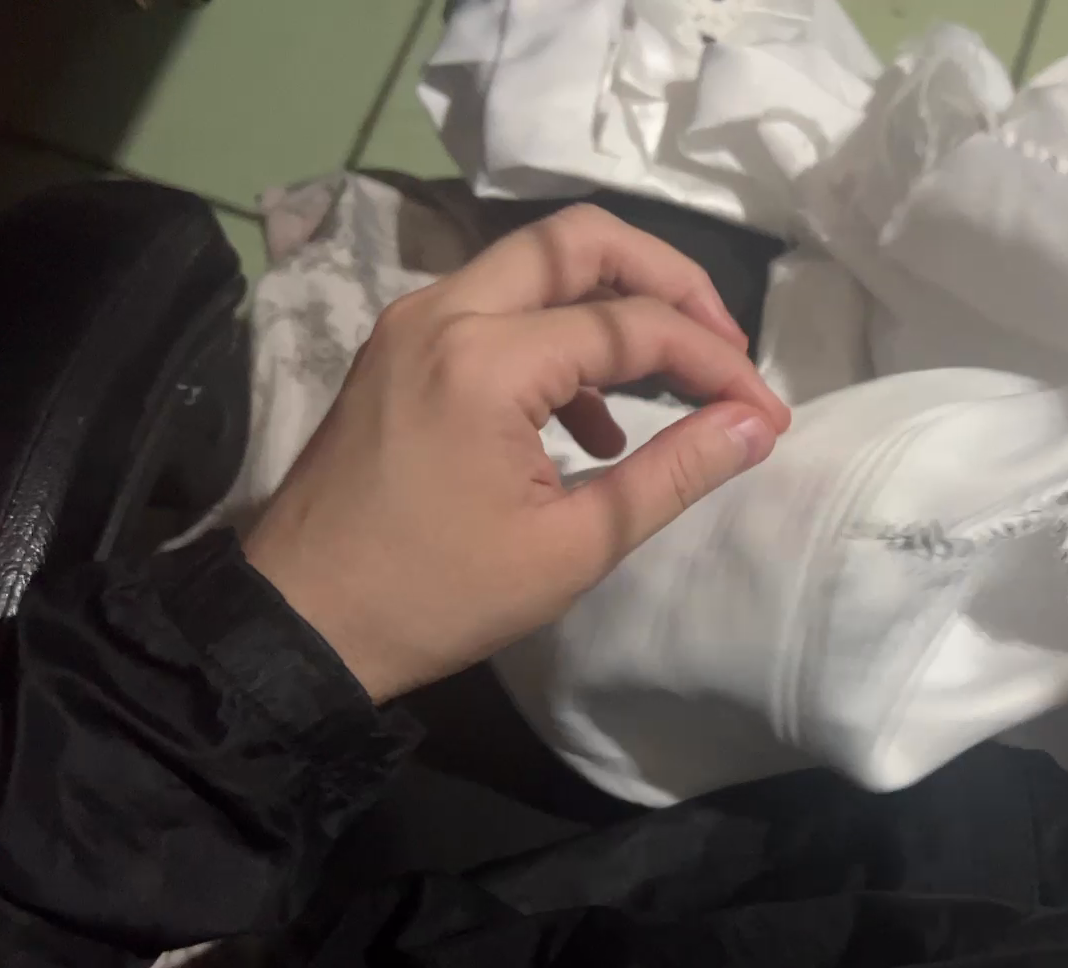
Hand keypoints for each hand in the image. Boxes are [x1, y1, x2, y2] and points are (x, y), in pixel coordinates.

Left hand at [242, 205, 791, 701]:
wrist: (301, 627)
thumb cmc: (440, 597)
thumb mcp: (575, 546)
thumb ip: (674, 474)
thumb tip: (753, 426)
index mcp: (488, 361)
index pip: (635, 325)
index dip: (717, 364)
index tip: (765, 412)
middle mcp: (445, 312)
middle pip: (581, 239)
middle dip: (671, 282)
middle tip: (722, 344)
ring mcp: (415, 324)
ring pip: (538, 265)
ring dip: (617, 304)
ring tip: (673, 377)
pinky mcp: (403, 350)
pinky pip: (500, 311)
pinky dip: (564, 343)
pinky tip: (591, 423)